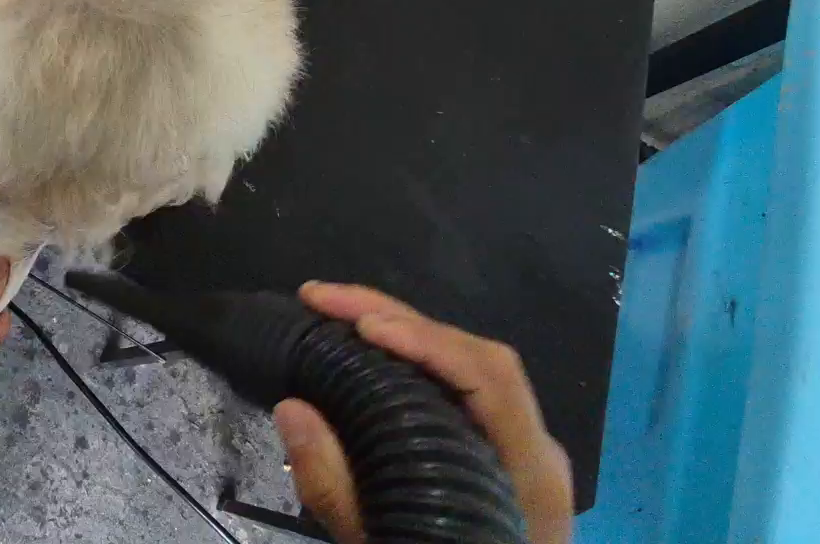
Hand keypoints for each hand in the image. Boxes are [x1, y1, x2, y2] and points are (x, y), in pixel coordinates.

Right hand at [273, 282, 574, 543]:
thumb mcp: (377, 540)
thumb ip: (335, 486)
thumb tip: (290, 408)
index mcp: (525, 473)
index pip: (489, 378)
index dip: (427, 340)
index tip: (364, 327)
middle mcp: (529, 443)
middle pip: (469, 351)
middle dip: (390, 314)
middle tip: (318, 298)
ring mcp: (513, 434)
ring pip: (457, 351)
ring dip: (391, 320)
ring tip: (326, 306)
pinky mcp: (487, 431)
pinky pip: (448, 370)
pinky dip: (401, 342)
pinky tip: (357, 336)